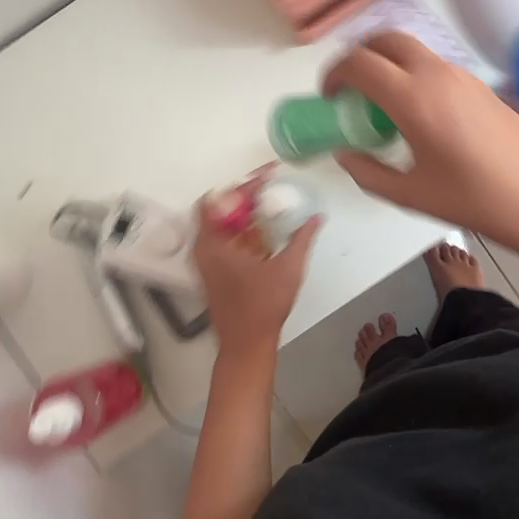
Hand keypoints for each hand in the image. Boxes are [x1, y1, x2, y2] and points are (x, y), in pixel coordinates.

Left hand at [192, 194, 322, 355]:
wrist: (245, 343)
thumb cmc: (264, 306)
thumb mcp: (288, 269)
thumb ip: (302, 239)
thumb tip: (316, 218)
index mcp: (214, 242)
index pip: (223, 197)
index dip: (247, 183)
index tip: (268, 175)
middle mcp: (202, 248)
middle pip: (217, 207)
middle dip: (243, 196)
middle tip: (268, 190)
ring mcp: (203, 261)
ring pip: (217, 224)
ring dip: (240, 213)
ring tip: (266, 208)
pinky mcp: (210, 271)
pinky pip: (219, 239)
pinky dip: (238, 230)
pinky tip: (261, 233)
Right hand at [327, 32, 518, 250]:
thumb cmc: (470, 200)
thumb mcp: (409, 194)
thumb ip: (367, 171)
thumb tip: (345, 153)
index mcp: (412, 98)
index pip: (359, 63)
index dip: (334, 74)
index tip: (329, 97)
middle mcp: (436, 75)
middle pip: (385, 39)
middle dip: (359, 56)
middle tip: (350, 89)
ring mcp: (463, 76)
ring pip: (414, 50)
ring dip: (389, 65)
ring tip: (383, 105)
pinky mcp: (481, 86)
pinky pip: (436, 67)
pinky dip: (414, 76)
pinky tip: (419, 115)